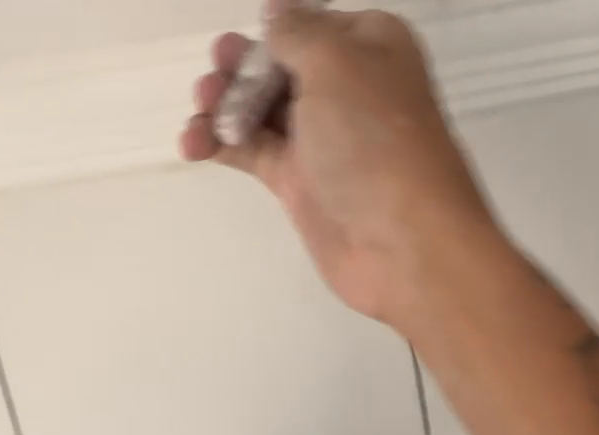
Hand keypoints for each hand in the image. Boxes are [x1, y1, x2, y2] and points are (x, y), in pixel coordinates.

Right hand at [179, 2, 501, 333]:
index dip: (277, 31)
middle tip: (215, 78)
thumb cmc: (378, 144)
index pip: (313, 25)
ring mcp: (323, 142)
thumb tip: (277, 13)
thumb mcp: (336, 60)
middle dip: (240, 67)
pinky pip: (252, 151)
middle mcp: (348, 92)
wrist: (404, 246)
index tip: (252, 43)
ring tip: (202, 115)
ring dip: (223, 105)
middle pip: (279, 66)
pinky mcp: (301, 185)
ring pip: (260, 109)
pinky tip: (194, 144)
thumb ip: (297, 30)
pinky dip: (220, 144)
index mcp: (372, 48)